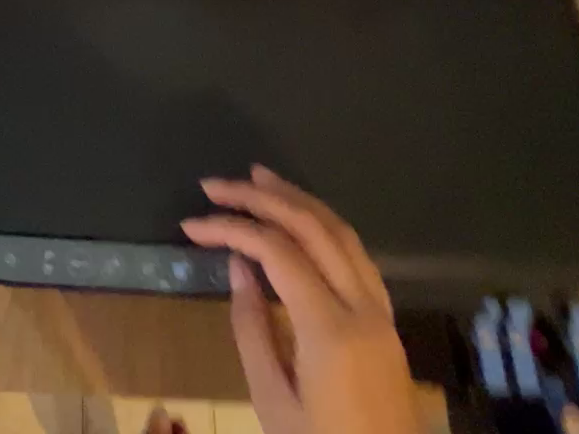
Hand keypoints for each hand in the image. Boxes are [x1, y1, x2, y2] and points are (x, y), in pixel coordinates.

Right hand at [182, 166, 419, 433]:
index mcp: (330, 330)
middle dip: (261, 197)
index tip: (191, 224)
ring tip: (258, 178)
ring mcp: (382, 312)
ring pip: (341, 232)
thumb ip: (251, 326)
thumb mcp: (271, 401)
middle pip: (312, 228)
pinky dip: (324, 224)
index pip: (276, 253)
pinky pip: (356, 254)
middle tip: (216, 185)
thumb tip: (238, 263)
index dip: (231, 228)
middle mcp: (362, 308)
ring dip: (297, 198)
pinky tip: (300, 218)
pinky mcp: (387, 321)